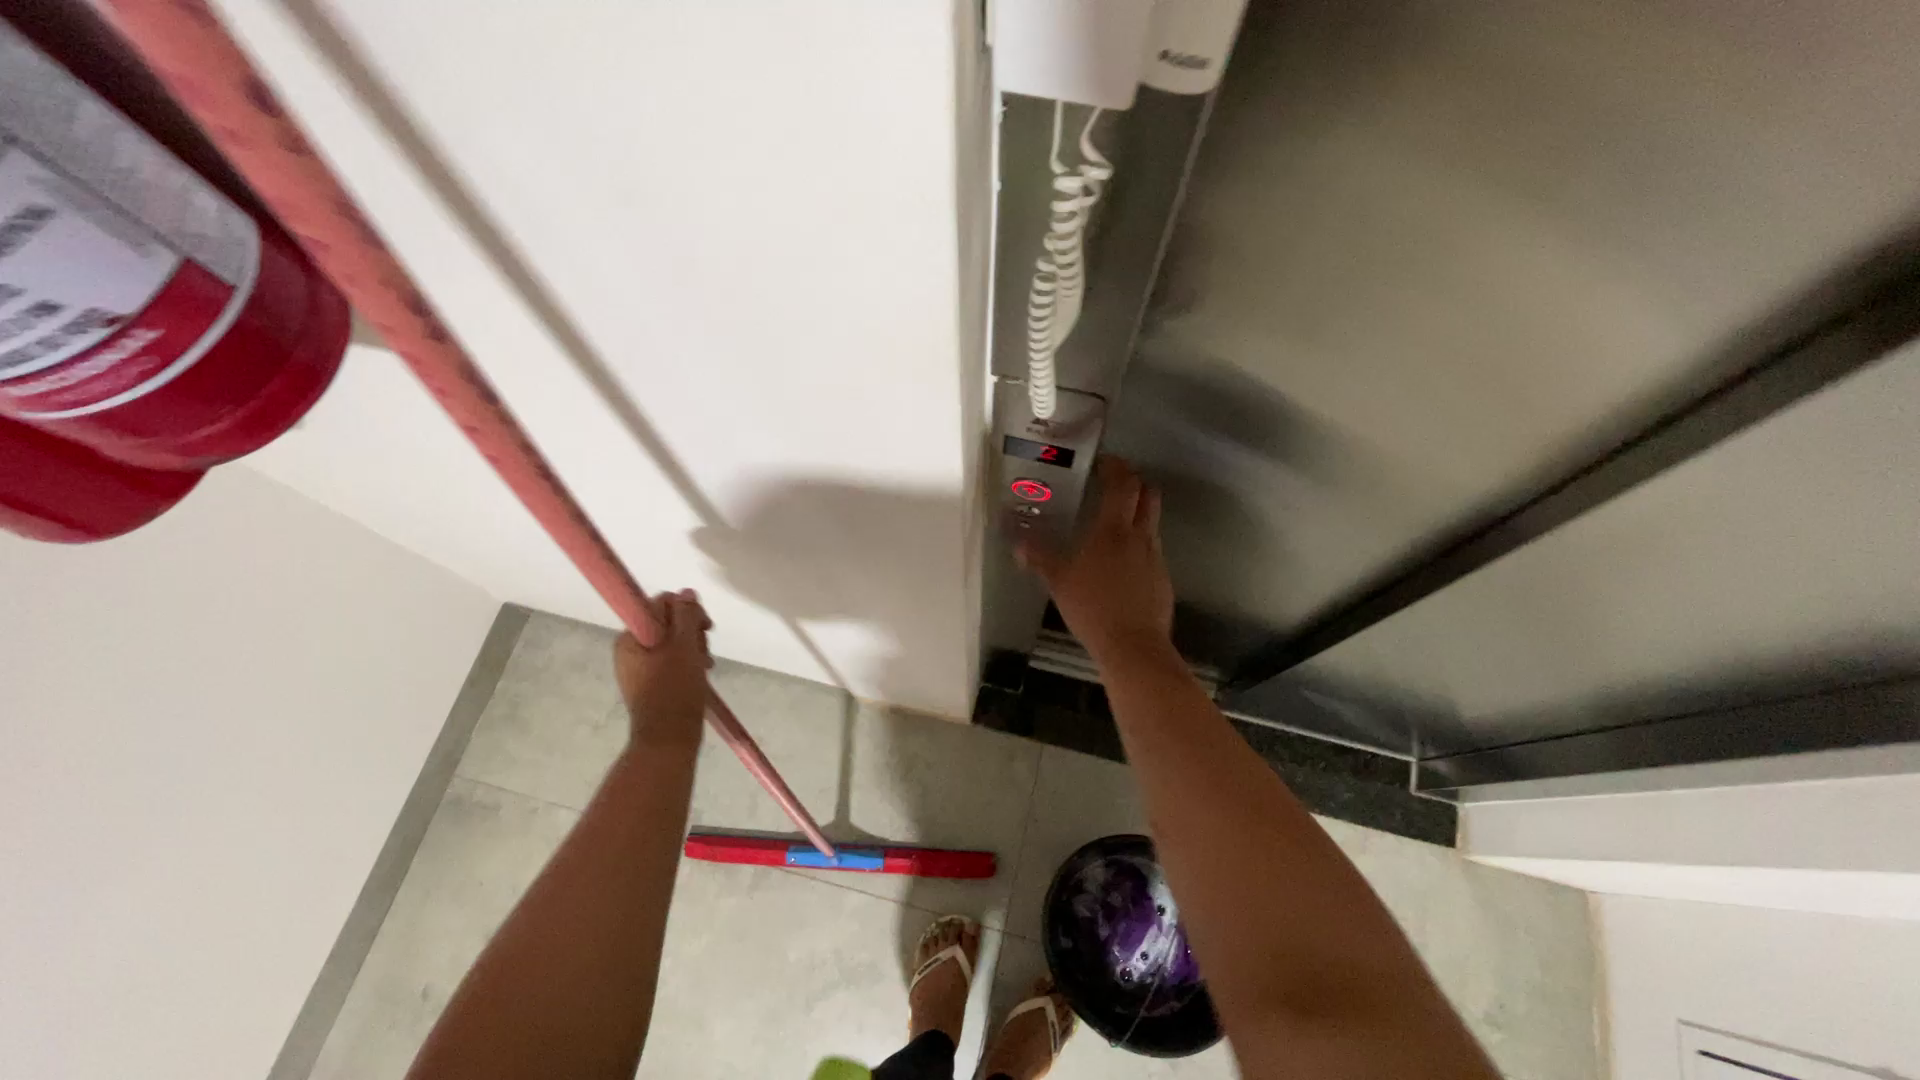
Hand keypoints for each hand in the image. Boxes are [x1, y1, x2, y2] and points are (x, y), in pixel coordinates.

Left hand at [613, 589, 712, 750]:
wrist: (668, 741)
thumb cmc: (675, 690)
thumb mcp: (684, 646)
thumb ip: (686, 615)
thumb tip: (685, 593)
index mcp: (630, 637)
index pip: (661, 603)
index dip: (687, 611)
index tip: (706, 629)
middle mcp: (629, 648)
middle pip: (668, 622)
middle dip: (692, 632)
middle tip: (705, 652)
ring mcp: (638, 667)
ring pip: (673, 641)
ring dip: (693, 647)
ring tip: (706, 666)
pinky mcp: (650, 682)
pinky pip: (671, 659)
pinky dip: (688, 661)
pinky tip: (700, 673)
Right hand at [1018, 457, 1174, 663]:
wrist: (1133, 645)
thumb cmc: (1092, 608)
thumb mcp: (1058, 582)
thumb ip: (1040, 559)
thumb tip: (1018, 544)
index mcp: (1113, 529)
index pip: (1123, 484)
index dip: (1116, 467)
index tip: (1104, 462)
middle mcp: (1139, 536)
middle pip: (1148, 494)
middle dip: (1134, 482)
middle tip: (1115, 483)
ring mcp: (1155, 557)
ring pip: (1153, 522)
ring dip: (1138, 513)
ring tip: (1116, 522)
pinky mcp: (1162, 579)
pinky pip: (1153, 550)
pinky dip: (1140, 545)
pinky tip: (1123, 563)